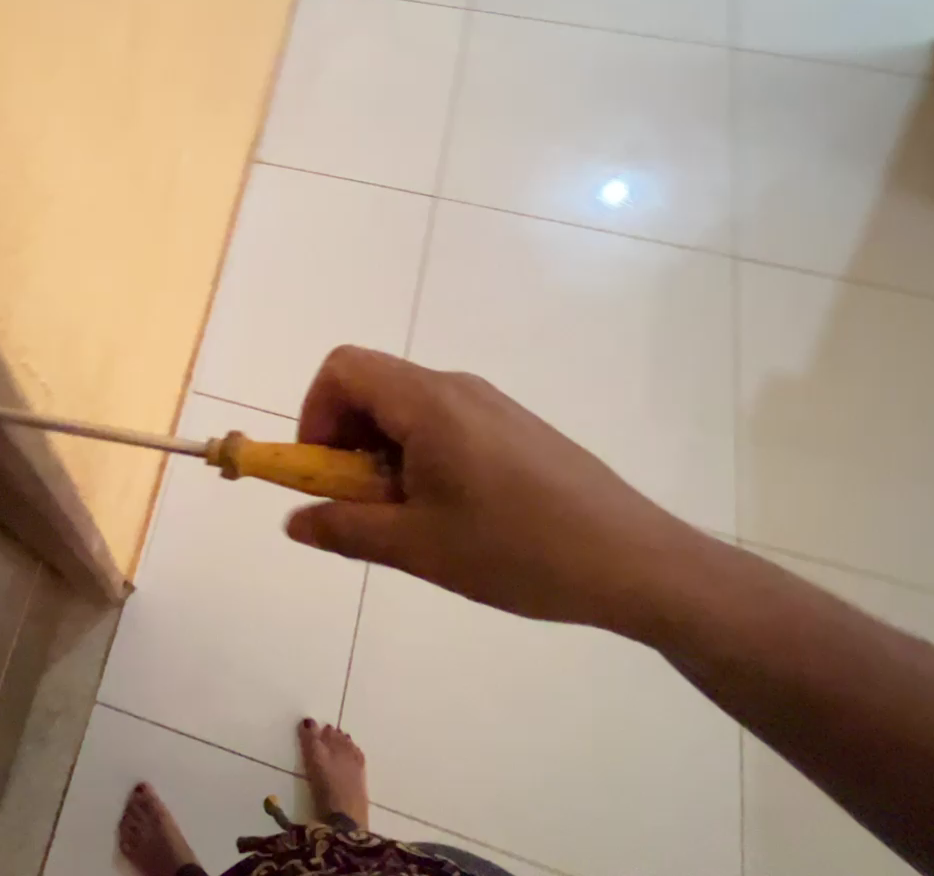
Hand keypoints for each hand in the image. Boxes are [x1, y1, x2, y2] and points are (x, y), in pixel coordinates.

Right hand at [284, 346, 705, 633]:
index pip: (342, 368)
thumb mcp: (417, 548)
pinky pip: (441, 422)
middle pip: (370, 385)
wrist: (639, 564)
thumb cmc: (518, 550)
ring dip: (380, 451)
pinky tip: (450, 511)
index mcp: (428, 403)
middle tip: (360, 501)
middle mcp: (456, 388)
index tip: (324, 471)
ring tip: (407, 515)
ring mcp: (489, 404)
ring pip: (405, 407)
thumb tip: (294, 522)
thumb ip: (344, 528)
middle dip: (344, 438)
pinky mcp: (513, 426)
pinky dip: (417, 454)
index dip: (315, 413)